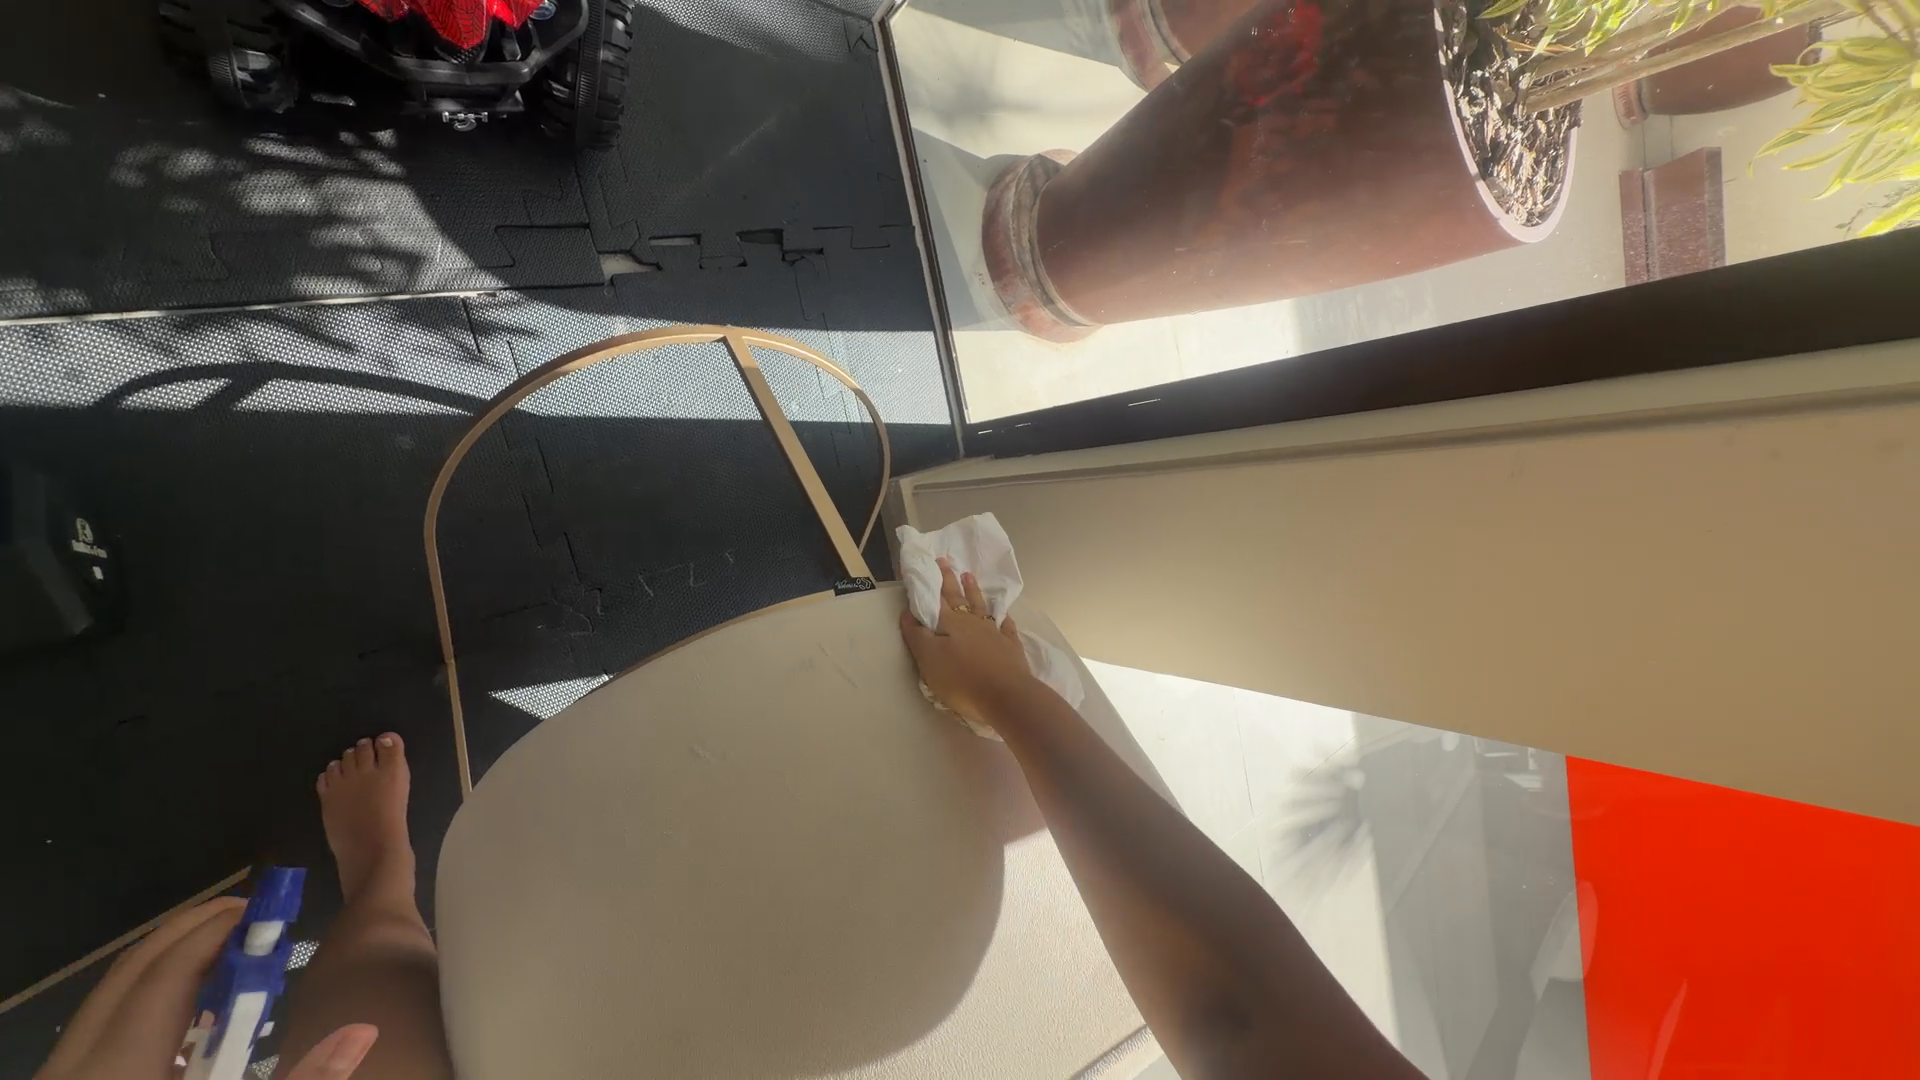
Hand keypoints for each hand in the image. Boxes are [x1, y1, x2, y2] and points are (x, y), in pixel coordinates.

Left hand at [38, 898, 376, 1079]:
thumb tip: (363, 1031)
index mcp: (116, 1070)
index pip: (167, 972)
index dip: (218, 931)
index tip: (270, 910)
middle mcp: (77, 1068)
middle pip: (132, 971)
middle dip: (195, 930)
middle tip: (260, 915)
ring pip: (113, 996)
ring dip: (176, 961)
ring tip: (240, 954)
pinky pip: (107, 1024)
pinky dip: (155, 998)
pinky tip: (197, 1016)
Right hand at [899, 556, 1042, 732]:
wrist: (1005, 695)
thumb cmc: (961, 679)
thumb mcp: (928, 659)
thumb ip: (917, 634)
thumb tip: (908, 611)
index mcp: (950, 623)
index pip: (938, 598)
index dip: (932, 581)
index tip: (928, 563)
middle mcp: (972, 622)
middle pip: (959, 596)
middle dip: (950, 579)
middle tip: (945, 561)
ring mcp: (994, 632)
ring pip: (982, 606)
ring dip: (974, 590)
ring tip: (969, 575)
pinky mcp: (1011, 646)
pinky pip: (1006, 626)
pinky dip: (1003, 618)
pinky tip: (1003, 614)